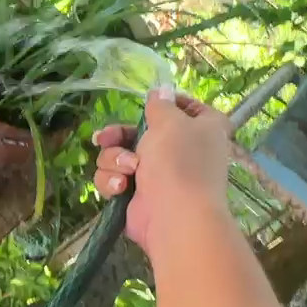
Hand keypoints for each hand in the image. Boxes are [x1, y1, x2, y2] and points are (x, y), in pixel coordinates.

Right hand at [92, 88, 231, 258]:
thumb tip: (162, 90)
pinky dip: (113, 182)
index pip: (188, 108)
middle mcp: (180, 150)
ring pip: (118, 156)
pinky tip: (121, 188)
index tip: (150, 104)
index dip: (168, 104)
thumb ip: (161, 105)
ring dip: (115, 161)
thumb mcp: (170, 122)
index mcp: (201, 130)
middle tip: (104, 138)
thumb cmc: (179, 162)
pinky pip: (113, 179)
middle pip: (139, 132)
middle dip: (118, 136)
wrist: (175, 216)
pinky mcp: (136, 194)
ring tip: (127, 172)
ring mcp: (156, 174)